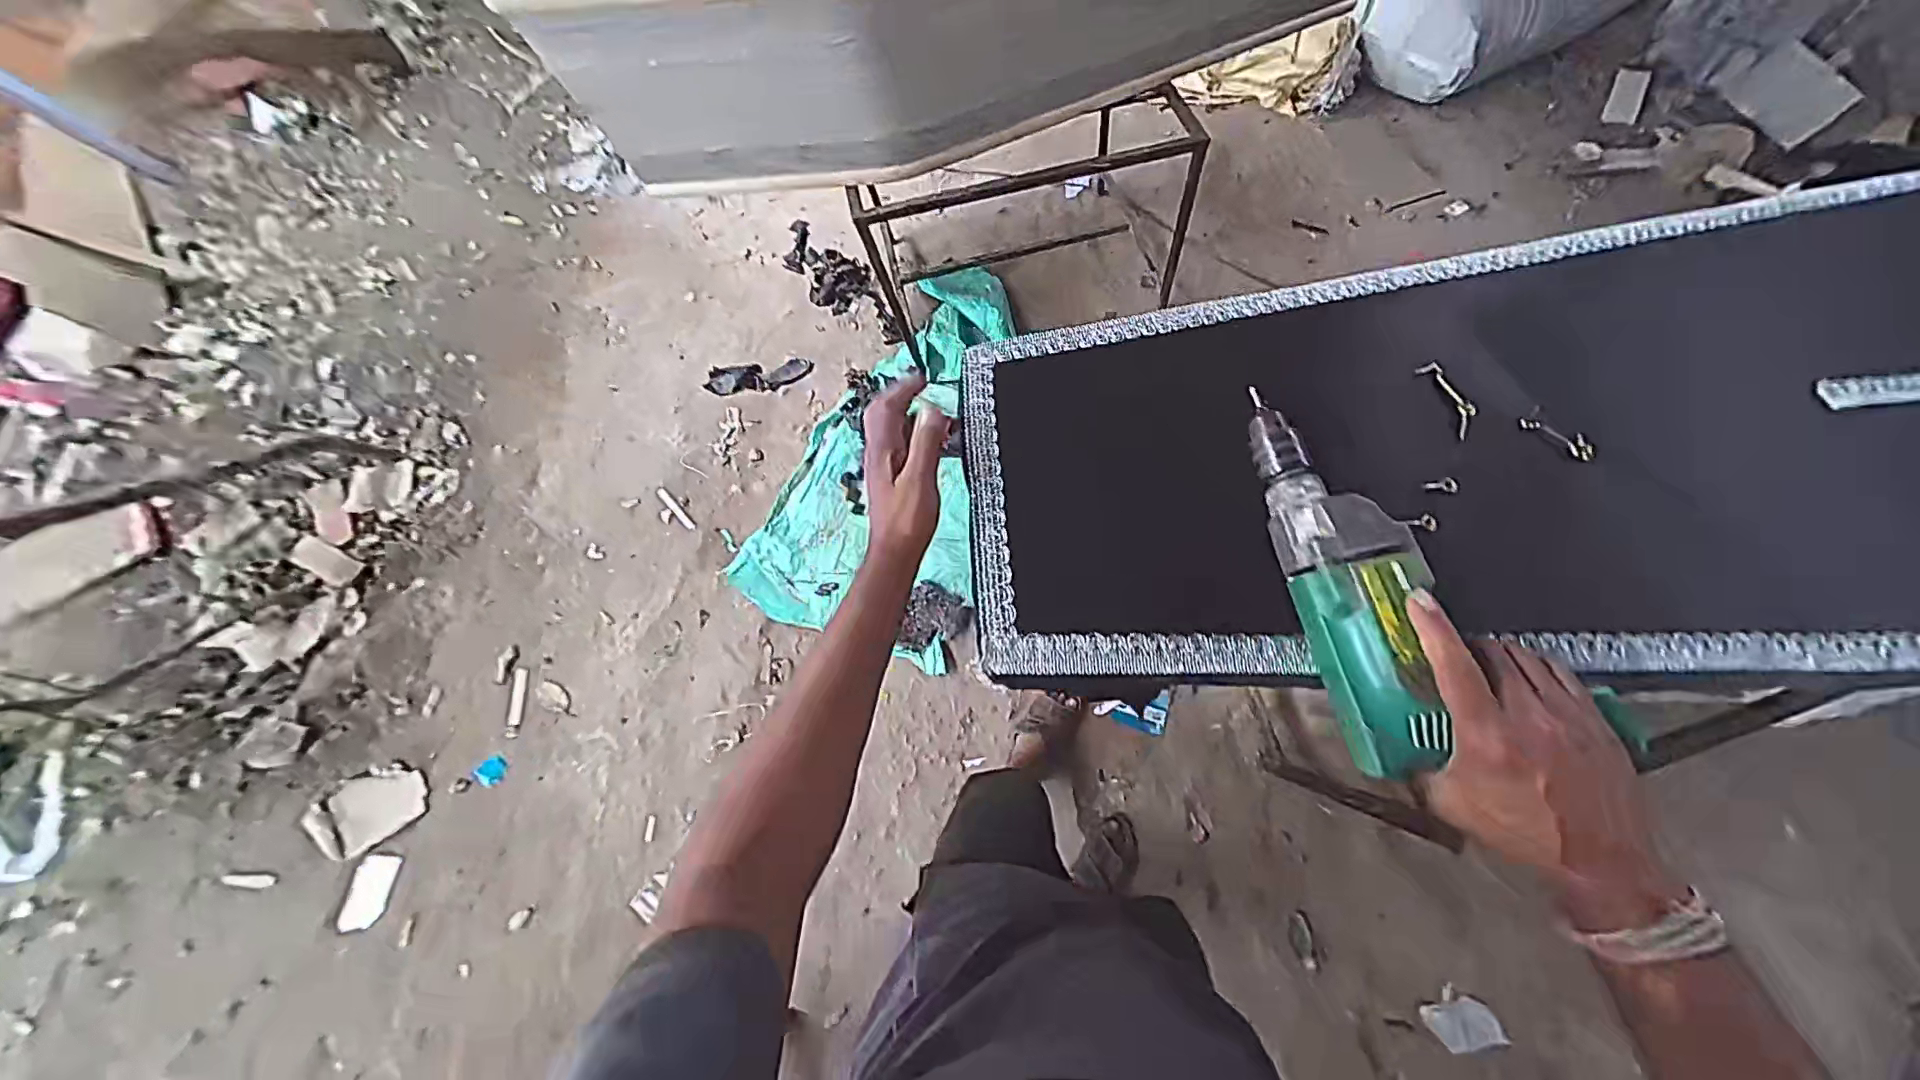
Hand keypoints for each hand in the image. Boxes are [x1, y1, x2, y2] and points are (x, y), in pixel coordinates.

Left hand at [862, 374, 948, 561]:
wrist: (894, 552)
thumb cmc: (905, 522)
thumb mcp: (920, 479)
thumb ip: (926, 442)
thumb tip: (932, 411)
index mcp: (882, 450)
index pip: (886, 406)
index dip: (902, 387)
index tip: (922, 378)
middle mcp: (877, 455)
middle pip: (882, 414)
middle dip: (902, 396)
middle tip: (924, 388)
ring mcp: (882, 466)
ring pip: (891, 429)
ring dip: (909, 415)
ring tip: (932, 413)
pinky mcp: (890, 478)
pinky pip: (899, 445)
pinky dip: (914, 435)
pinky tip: (930, 443)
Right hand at [1405, 589, 1684, 929]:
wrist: (1603, 862)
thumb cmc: (1524, 833)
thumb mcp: (1452, 803)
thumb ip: (1421, 768)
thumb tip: (1398, 750)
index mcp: (1487, 735)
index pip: (1454, 665)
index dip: (1433, 628)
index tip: (1419, 602)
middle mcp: (1530, 718)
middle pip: (1495, 652)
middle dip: (1468, 643)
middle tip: (1454, 651)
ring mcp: (1569, 717)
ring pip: (1529, 658)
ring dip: (1501, 653)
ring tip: (1488, 664)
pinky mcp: (1596, 723)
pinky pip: (1562, 675)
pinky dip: (1537, 667)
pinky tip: (1528, 680)